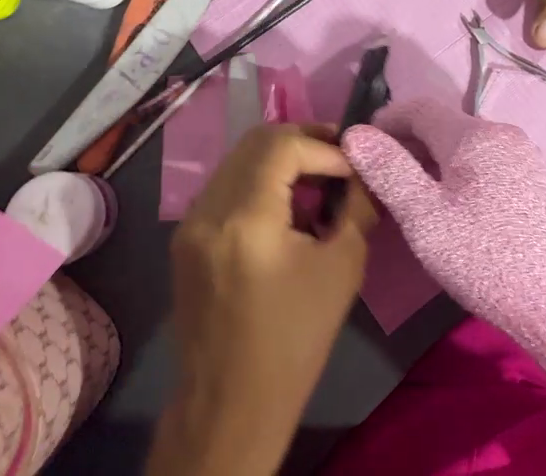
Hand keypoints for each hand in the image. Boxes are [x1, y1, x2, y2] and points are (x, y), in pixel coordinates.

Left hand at [148, 125, 377, 475]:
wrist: (231, 403)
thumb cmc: (295, 340)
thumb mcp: (342, 267)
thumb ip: (355, 206)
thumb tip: (361, 171)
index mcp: (245, 218)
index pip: (284, 146)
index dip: (326, 147)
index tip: (355, 168)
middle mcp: (208, 210)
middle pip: (256, 142)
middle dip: (304, 142)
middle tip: (341, 159)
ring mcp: (189, 224)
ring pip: (238, 160)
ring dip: (281, 160)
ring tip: (318, 183)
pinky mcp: (185, 239)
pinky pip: (225, 187)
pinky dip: (259, 182)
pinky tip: (287, 208)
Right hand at [343, 100, 545, 384]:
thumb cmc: (487, 258)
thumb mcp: (425, 219)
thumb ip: (388, 171)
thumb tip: (354, 132)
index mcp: (474, 134)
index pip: (417, 107)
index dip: (383, 123)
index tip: (358, 153)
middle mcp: (502, 133)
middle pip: (441, 126)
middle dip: (405, 147)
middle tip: (379, 185)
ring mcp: (524, 156)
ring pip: (463, 147)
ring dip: (431, 163)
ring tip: (411, 202)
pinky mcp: (535, 181)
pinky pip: (485, 164)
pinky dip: (457, 175)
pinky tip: (452, 212)